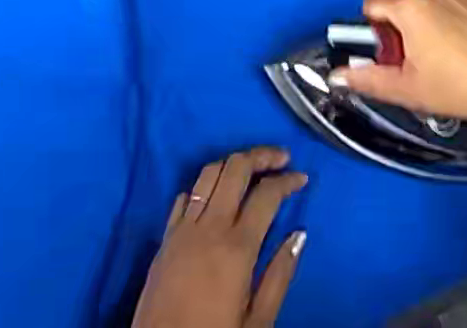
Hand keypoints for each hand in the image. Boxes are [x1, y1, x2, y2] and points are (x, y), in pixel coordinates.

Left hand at [131, 146, 306, 327]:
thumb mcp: (257, 322)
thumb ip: (279, 275)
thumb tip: (299, 234)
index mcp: (237, 247)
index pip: (266, 194)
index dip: (287, 180)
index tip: (301, 178)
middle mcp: (210, 226)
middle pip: (236, 168)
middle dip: (261, 155)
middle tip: (281, 157)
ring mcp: (183, 228)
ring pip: (209, 172)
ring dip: (233, 163)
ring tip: (252, 168)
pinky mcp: (165, 237)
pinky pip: (185, 195)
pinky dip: (204, 186)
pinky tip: (216, 194)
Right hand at [332, 0, 466, 121]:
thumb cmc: (458, 85)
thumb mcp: (408, 90)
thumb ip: (369, 80)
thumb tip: (336, 75)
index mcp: (406, 8)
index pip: (371, 5)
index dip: (374, 30)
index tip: (390, 55)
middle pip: (402, 6)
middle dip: (404, 30)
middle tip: (421, 64)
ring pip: (429, 3)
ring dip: (430, 22)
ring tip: (450, 56)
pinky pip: (454, 2)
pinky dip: (455, 17)